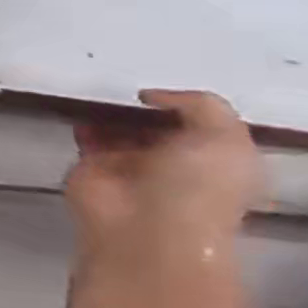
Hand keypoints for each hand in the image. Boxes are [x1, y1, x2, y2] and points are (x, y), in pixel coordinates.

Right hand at [65, 89, 262, 262]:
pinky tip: (82, 105)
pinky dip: (82, 120)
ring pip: (120, 126)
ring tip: (102, 90)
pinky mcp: (91, 165)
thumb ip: (200, 105)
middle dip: (145, 106)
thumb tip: (151, 96)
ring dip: (110, 110)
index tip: (167, 91)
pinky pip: (86, 134)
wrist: (144, 226)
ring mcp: (130, 163)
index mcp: (216, 158)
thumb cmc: (198, 185)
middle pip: (157, 123)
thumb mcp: (225, 138)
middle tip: (129, 81)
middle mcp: (175, 160)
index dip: (187, 103)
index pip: (202, 122)